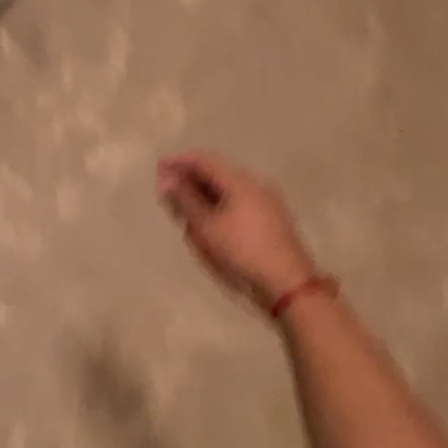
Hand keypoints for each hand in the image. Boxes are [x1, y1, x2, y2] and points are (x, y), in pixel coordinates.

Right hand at [159, 151, 319, 312]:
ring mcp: (268, 202)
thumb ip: (184, 200)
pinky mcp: (272, 219)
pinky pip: (238, 201)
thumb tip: (167, 180)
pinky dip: (218, 204)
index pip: (204, 160)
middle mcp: (256, 185)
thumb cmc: (241, 253)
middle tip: (167, 190)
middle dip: (190, 178)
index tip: (157, 168)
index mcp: (241, 181)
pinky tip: (207, 220)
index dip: (179, 161)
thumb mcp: (205, 227)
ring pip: (227, 188)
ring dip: (203, 193)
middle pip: (217, 172)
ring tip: (183, 209)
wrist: (290, 287)